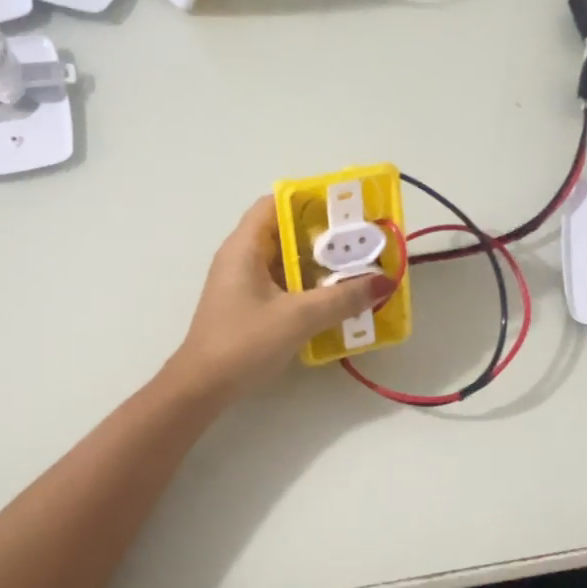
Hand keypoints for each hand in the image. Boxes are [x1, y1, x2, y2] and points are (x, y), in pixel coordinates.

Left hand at [165, 196, 390, 400]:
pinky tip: (332, 300)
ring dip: (316, 264)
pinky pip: (280, 284)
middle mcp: (240, 257)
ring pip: (283, 260)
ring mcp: (241, 283)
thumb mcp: (298, 318)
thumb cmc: (244, 343)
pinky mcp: (246, 306)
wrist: (202, 387)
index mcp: (244, 246)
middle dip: (322, 235)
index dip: (310, 200)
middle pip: (283, 231)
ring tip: (355, 269)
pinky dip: (305, 286)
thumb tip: (384, 281)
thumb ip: (343, 298)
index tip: (345, 207)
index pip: (275, 203)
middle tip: (360, 242)